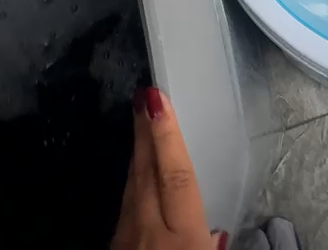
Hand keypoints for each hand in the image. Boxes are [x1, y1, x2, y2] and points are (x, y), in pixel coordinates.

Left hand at [111, 87, 223, 249]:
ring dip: (137, 151)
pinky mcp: (112, 246)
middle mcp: (149, 230)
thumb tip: (215, 231)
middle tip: (144, 93)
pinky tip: (137, 169)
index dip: (168, 137)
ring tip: (141, 117)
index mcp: (182, 236)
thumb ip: (212, 243)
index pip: (176, 177)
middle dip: (146, 131)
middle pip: (147, 173)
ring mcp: (124, 239)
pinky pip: (126, 205)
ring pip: (133, 187)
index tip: (159, 99)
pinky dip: (134, 180)